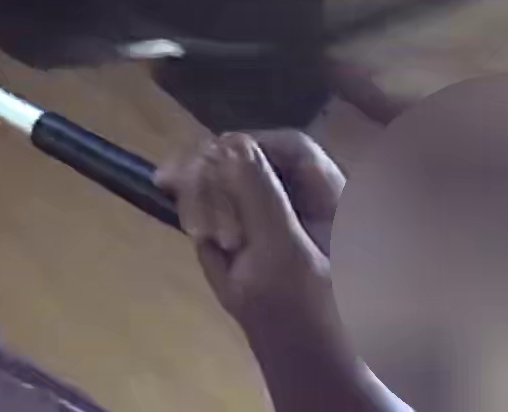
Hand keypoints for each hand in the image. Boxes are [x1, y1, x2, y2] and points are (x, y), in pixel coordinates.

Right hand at [156, 132, 341, 342]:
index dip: (248, 146)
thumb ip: (259, 193)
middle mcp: (304, 197)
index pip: (290, 148)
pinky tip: (185, 216)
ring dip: (198, 192)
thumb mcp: (284, 253)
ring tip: (194, 230)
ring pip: (222, 172)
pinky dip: (194, 200)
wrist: (305, 367)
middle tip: (174, 187)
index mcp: (333, 200)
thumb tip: (230, 140)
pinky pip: (213, 193)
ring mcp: (274, 210)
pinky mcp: (248, 221)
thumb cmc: (309, 316)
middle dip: (211, 175)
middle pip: (248, 156)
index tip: (209, 162)